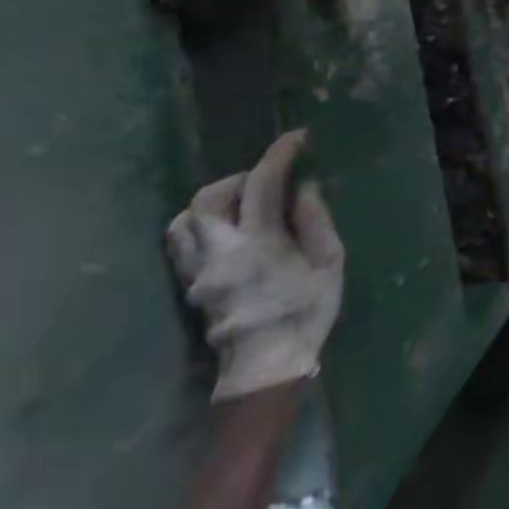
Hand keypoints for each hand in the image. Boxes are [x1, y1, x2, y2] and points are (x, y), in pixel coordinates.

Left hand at [166, 130, 343, 401]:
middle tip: (263, 183)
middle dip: (238, 179)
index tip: (295, 137)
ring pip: (185, 218)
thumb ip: (316, 222)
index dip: (279, 154)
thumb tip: (303, 187)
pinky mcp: (189, 286)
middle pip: (210, 196)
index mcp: (259, 243)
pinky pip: (180, 243)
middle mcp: (220, 250)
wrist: (266, 371)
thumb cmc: (304, 316)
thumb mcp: (328, 267)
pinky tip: (221, 233)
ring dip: (211, 202)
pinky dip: (198, 226)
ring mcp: (198, 270)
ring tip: (237, 207)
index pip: (262, 184)